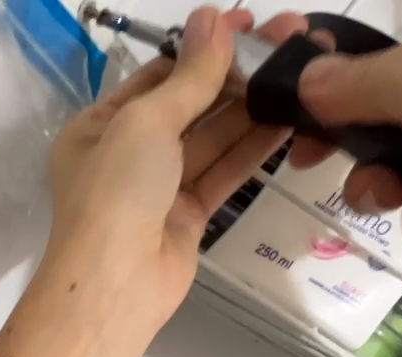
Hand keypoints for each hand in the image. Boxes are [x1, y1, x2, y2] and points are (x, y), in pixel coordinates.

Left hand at [44, 5, 307, 331]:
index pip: (154, 79)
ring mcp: (155, 190)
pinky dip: (255, 145)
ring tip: (305, 63)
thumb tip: (211, 19)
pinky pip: (223, 171)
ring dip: (254, 103)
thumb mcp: (143, 122)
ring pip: (211, 138)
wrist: (112, 285)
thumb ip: (187, 76)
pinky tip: (294, 113)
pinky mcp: (185, 218)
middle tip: (294, 34)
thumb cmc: (114, 195)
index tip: (249, 22)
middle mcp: (122, 158)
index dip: (200, 50)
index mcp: (96, 131)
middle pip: (187, 105)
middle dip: (235, 72)